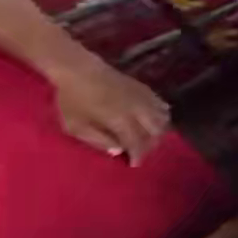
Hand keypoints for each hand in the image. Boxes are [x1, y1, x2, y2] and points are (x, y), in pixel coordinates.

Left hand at [49, 56, 169, 163]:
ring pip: (164, 121)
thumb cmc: (72, 101)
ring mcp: (148, 101)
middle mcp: (142, 112)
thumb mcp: (74, 125)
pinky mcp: (150, 93)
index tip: (135, 165)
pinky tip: (156, 121)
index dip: (138, 154)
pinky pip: (164, 109)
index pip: (138, 142)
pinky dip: (163, 118)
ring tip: (150, 140)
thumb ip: (96, 139)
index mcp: (122, 121)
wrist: (83, 72)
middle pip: (155, 133)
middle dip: (150, 145)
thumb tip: (117, 151)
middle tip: (142, 153)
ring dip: (159, 133)